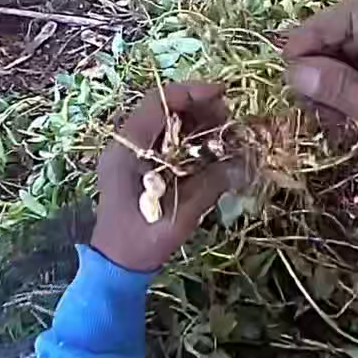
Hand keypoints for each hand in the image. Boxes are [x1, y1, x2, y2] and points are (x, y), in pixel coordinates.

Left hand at [91, 82, 240, 272]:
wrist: (115, 264)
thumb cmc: (143, 240)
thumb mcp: (181, 214)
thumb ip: (211, 183)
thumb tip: (241, 161)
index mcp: (128, 149)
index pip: (159, 102)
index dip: (192, 92)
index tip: (223, 94)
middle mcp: (123, 143)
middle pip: (162, 107)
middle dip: (198, 108)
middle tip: (228, 120)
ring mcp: (126, 152)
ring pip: (163, 121)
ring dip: (193, 122)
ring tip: (221, 133)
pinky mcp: (133, 163)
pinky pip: (160, 138)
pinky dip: (184, 137)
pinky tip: (205, 148)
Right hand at [284, 0, 357, 206]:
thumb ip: (338, 88)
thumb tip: (293, 70)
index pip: (353, 14)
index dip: (314, 32)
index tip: (287, 61)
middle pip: (355, 27)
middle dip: (321, 53)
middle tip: (295, 85)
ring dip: (332, 69)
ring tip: (312, 100)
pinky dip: (349, 82)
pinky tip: (333, 105)